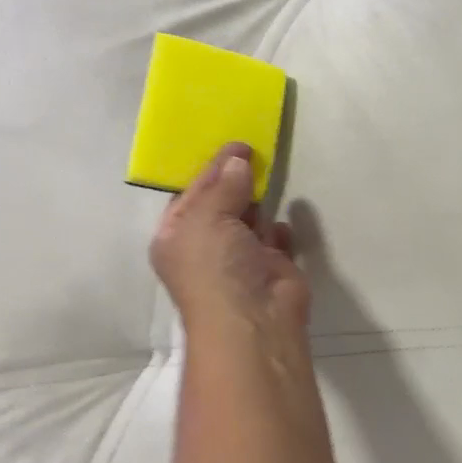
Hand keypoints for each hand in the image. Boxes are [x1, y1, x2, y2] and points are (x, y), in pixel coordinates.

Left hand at [149, 143, 308, 333]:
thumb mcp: (207, 219)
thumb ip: (223, 187)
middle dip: (236, 180)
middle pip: (222, 203)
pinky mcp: (274, 265)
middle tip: (257, 152)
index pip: (192, 192)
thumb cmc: (216, 268)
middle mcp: (207, 244)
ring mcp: (242, 256)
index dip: (212, 168)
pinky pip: (276, 238)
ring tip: (274, 173)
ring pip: (250, 218)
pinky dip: (280, 227)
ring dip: (259, 201)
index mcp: (178, 234)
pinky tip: (283, 219)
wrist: (254, 317)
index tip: (236, 144)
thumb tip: (237, 159)